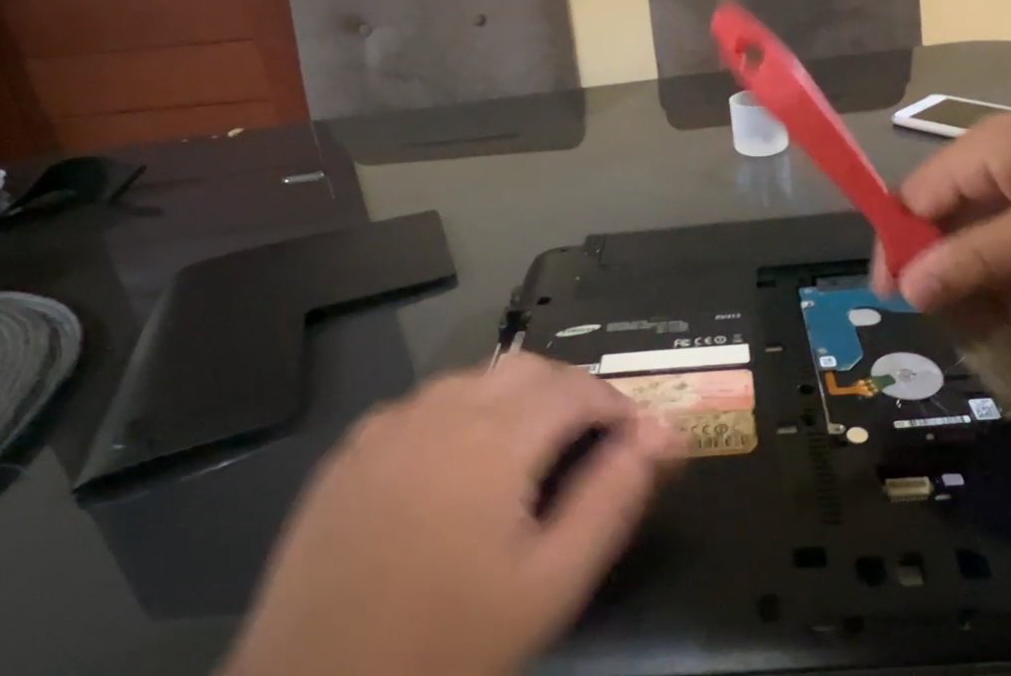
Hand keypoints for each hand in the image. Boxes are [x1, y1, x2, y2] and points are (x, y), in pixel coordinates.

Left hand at [223, 354, 682, 675]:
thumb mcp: (552, 582)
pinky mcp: (349, 452)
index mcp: (493, 436)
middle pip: (524, 369)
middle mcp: (438, 410)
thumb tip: (662, 433)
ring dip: (515, 400)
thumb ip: (613, 497)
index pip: (575, 388)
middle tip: (595, 443)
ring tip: (534, 456)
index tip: (640, 440)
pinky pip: (421, 408)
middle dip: (571, 393)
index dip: (618, 404)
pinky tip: (459, 469)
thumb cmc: (450, 640)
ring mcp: (385, 427)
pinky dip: (460, 417)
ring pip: (470, 381)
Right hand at [878, 96, 1010, 313]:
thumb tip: (907, 288)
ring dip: (1001, 282)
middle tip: (974, 330)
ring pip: (991, 234)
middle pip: (950, 221)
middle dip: (958, 277)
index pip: (912, 202)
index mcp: (982, 153)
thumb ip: (975, 259)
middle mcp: (998, 157)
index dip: (899, 252)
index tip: (898, 305)